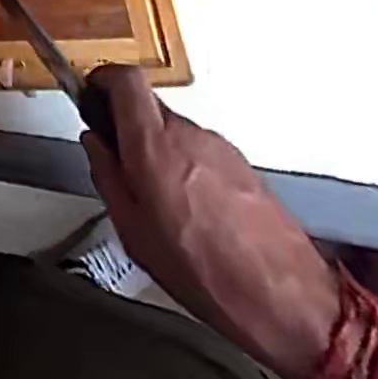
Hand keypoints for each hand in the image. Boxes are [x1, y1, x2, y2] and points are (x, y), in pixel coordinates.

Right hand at [81, 63, 339, 378]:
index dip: (103, 79)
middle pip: (147, 104)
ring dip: (157, 148)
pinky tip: (187, 207)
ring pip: (173, 129)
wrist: (286, 299)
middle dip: (126, 124)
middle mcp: (189, 135)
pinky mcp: (240, 162)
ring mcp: (218, 146)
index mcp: (153, 146)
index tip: (91, 91)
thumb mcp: (131, 228)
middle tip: (115, 154)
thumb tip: (96, 147)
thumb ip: (107, 174)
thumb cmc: (209, 272)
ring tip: (155, 196)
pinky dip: (185, 165)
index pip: (125, 79)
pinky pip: (199, 149)